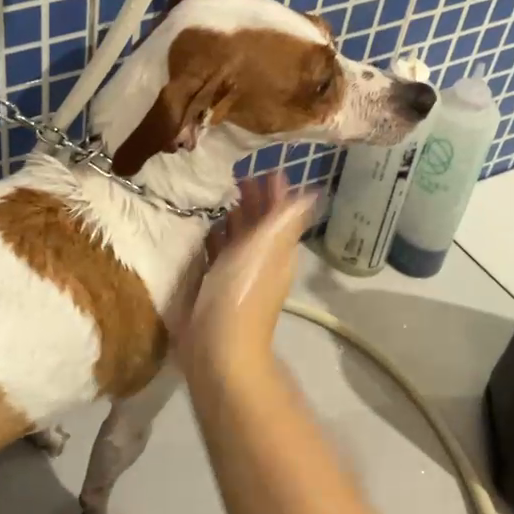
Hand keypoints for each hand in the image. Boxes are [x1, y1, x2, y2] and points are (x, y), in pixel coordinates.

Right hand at [171, 173, 319, 373]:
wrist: (217, 348)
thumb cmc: (241, 292)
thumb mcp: (264, 249)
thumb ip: (284, 219)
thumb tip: (312, 191)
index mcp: (276, 251)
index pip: (280, 213)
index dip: (276, 191)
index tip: (264, 165)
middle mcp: (260, 260)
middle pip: (259, 223)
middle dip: (253, 198)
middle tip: (237, 172)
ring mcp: (237, 274)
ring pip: (238, 236)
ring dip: (232, 215)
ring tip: (218, 191)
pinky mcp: (214, 285)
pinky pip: (217, 251)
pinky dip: (214, 235)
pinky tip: (201, 226)